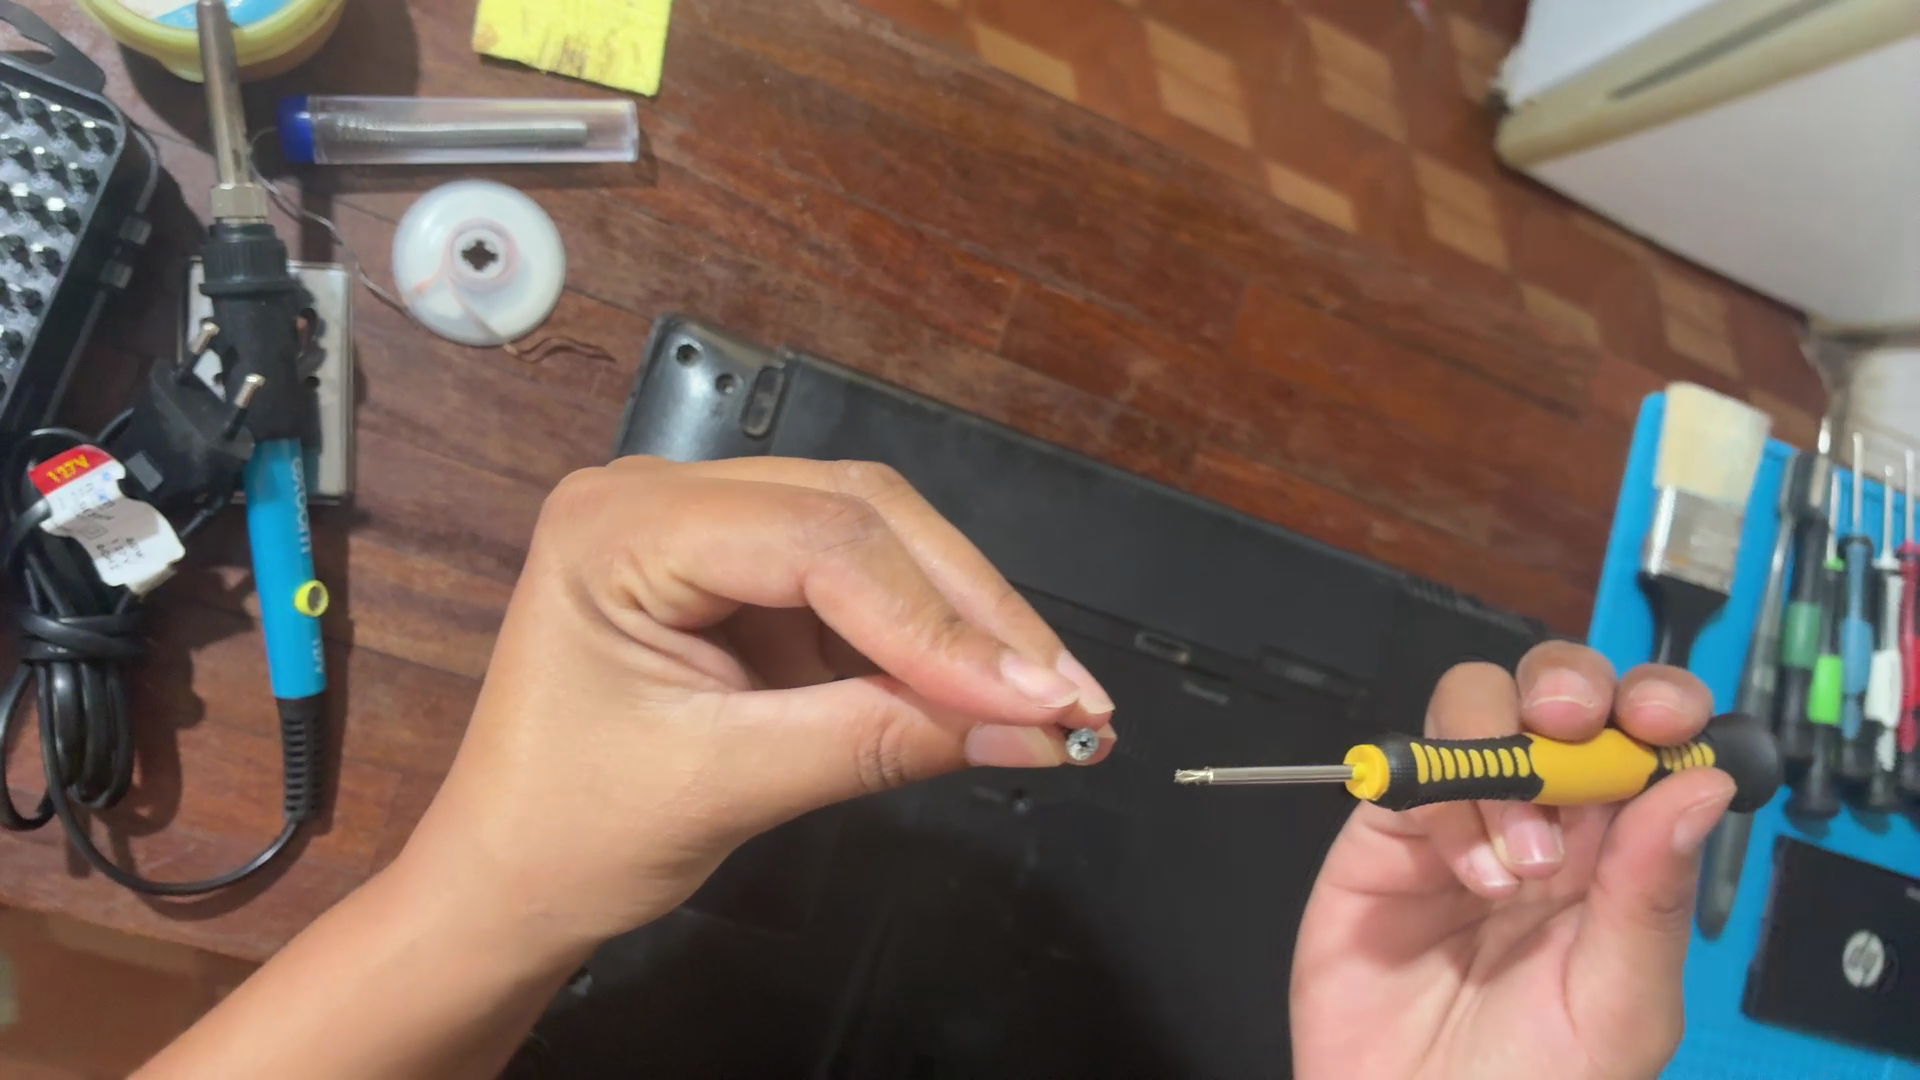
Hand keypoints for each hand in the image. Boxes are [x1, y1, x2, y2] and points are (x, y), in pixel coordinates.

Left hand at [395, 457, 1115, 951]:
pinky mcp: (755, 568)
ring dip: (967, 618)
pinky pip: (865, 579)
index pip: (823, 544)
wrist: (509, 876)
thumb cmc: (576, 837)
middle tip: (1068, 690)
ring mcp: (717, 523)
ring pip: (881, 538)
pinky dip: (929, 634)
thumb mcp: (729, 784)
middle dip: (975, 610)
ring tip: (1044, 690)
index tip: (1040, 698)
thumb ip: (883, 741)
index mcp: (626, 525)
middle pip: (866, 516)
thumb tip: (1034, 727)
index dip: (940, 626)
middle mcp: (672, 493)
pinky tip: (981, 680)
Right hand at [1291, 643, 1730, 1079]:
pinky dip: (1442, 806)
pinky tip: (1469, 877)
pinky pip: (1407, 773)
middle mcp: (1536, 814)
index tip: (1656, 718)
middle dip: (1563, 687)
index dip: (1650, 703)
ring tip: (1520, 864)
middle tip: (1571, 725)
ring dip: (1497, 756)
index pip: (1639, 741)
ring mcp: (1452, 812)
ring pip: (1467, 710)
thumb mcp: (1618, 1009)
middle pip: (1544, 694)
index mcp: (1613, 851)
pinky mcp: (1382, 826)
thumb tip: (1699, 783)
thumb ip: (1646, 898)